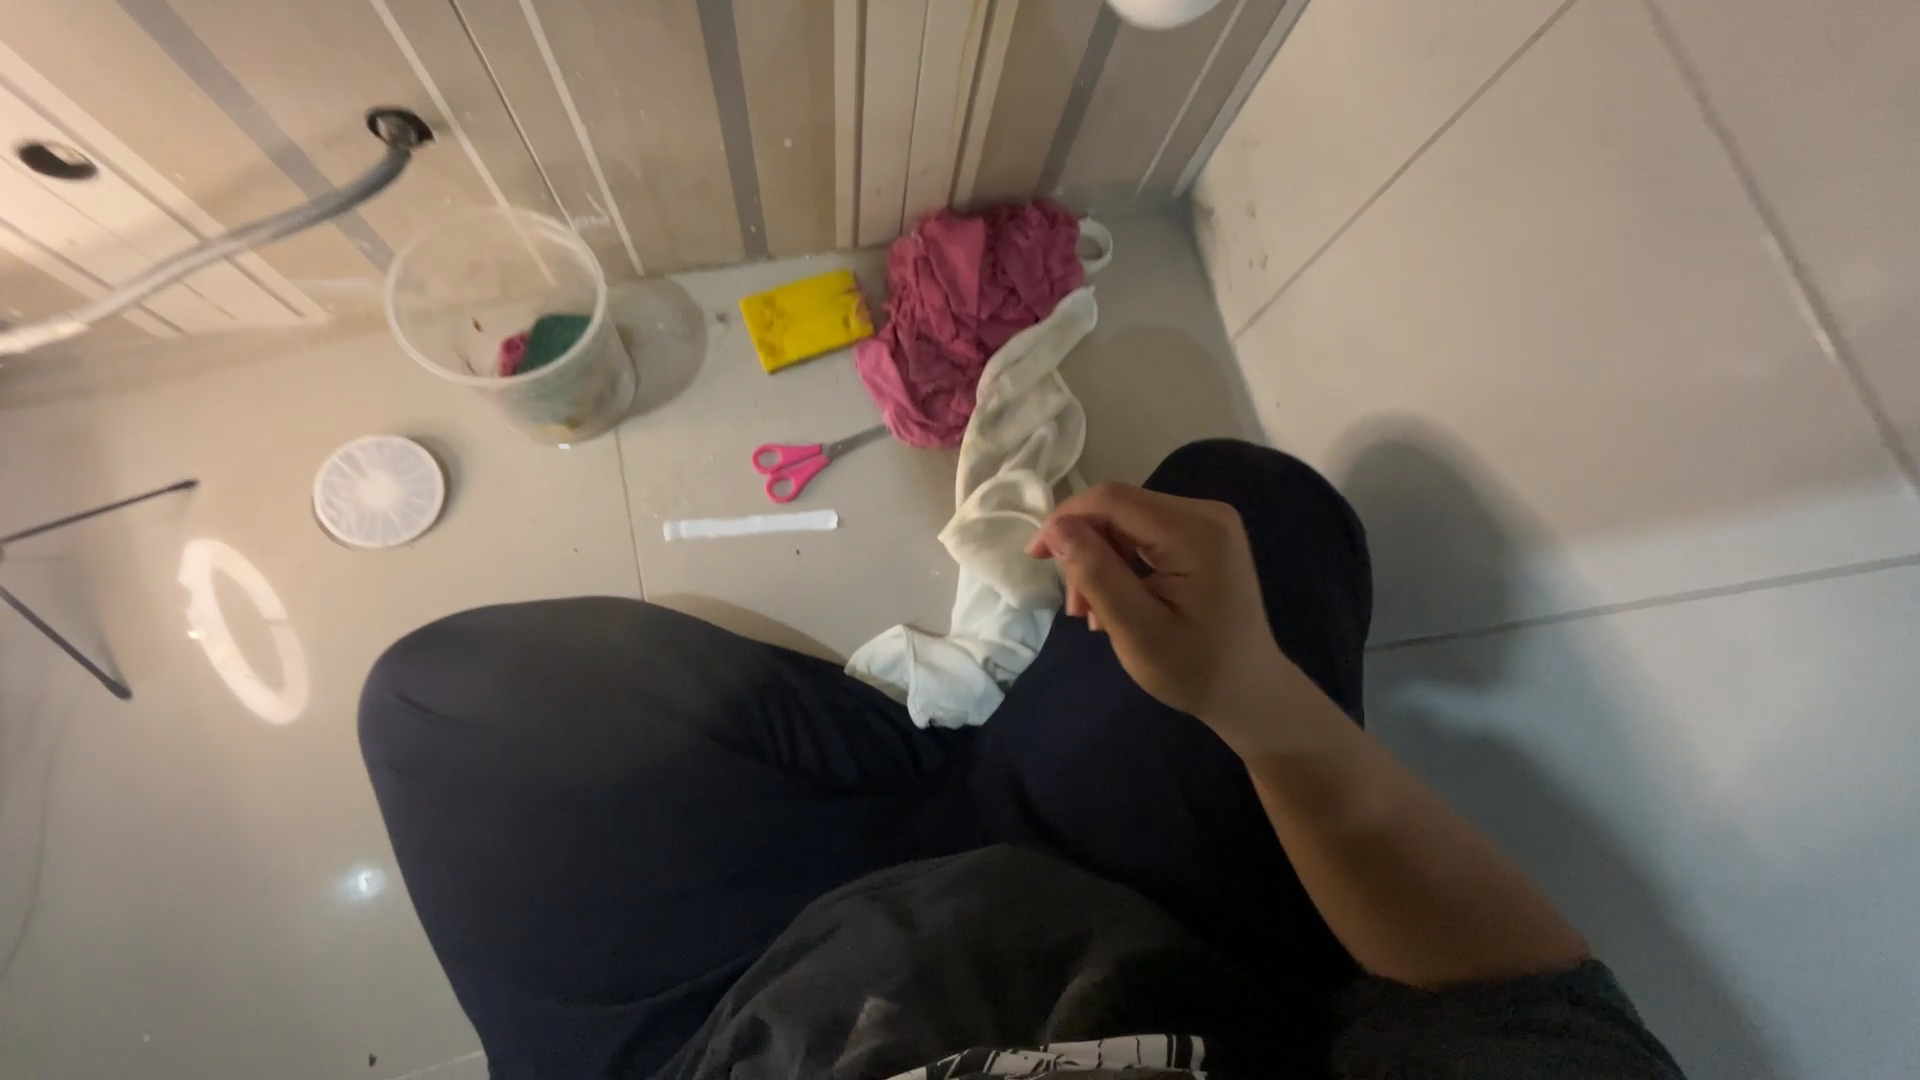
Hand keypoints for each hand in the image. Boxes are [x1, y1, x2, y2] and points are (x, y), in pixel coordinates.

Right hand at [1026, 483, 1292, 751]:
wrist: (1250, 692)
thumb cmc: (1195, 670)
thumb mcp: (1137, 631)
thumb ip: (1097, 575)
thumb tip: (1057, 528)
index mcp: (1196, 532)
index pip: (1112, 500)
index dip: (1065, 520)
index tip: (1035, 558)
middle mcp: (1206, 513)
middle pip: (1118, 508)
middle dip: (1085, 550)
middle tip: (1077, 609)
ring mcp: (1207, 522)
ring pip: (1125, 521)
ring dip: (1099, 560)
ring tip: (1095, 614)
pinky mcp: (1202, 535)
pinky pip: (1143, 533)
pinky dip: (1120, 562)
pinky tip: (1117, 600)